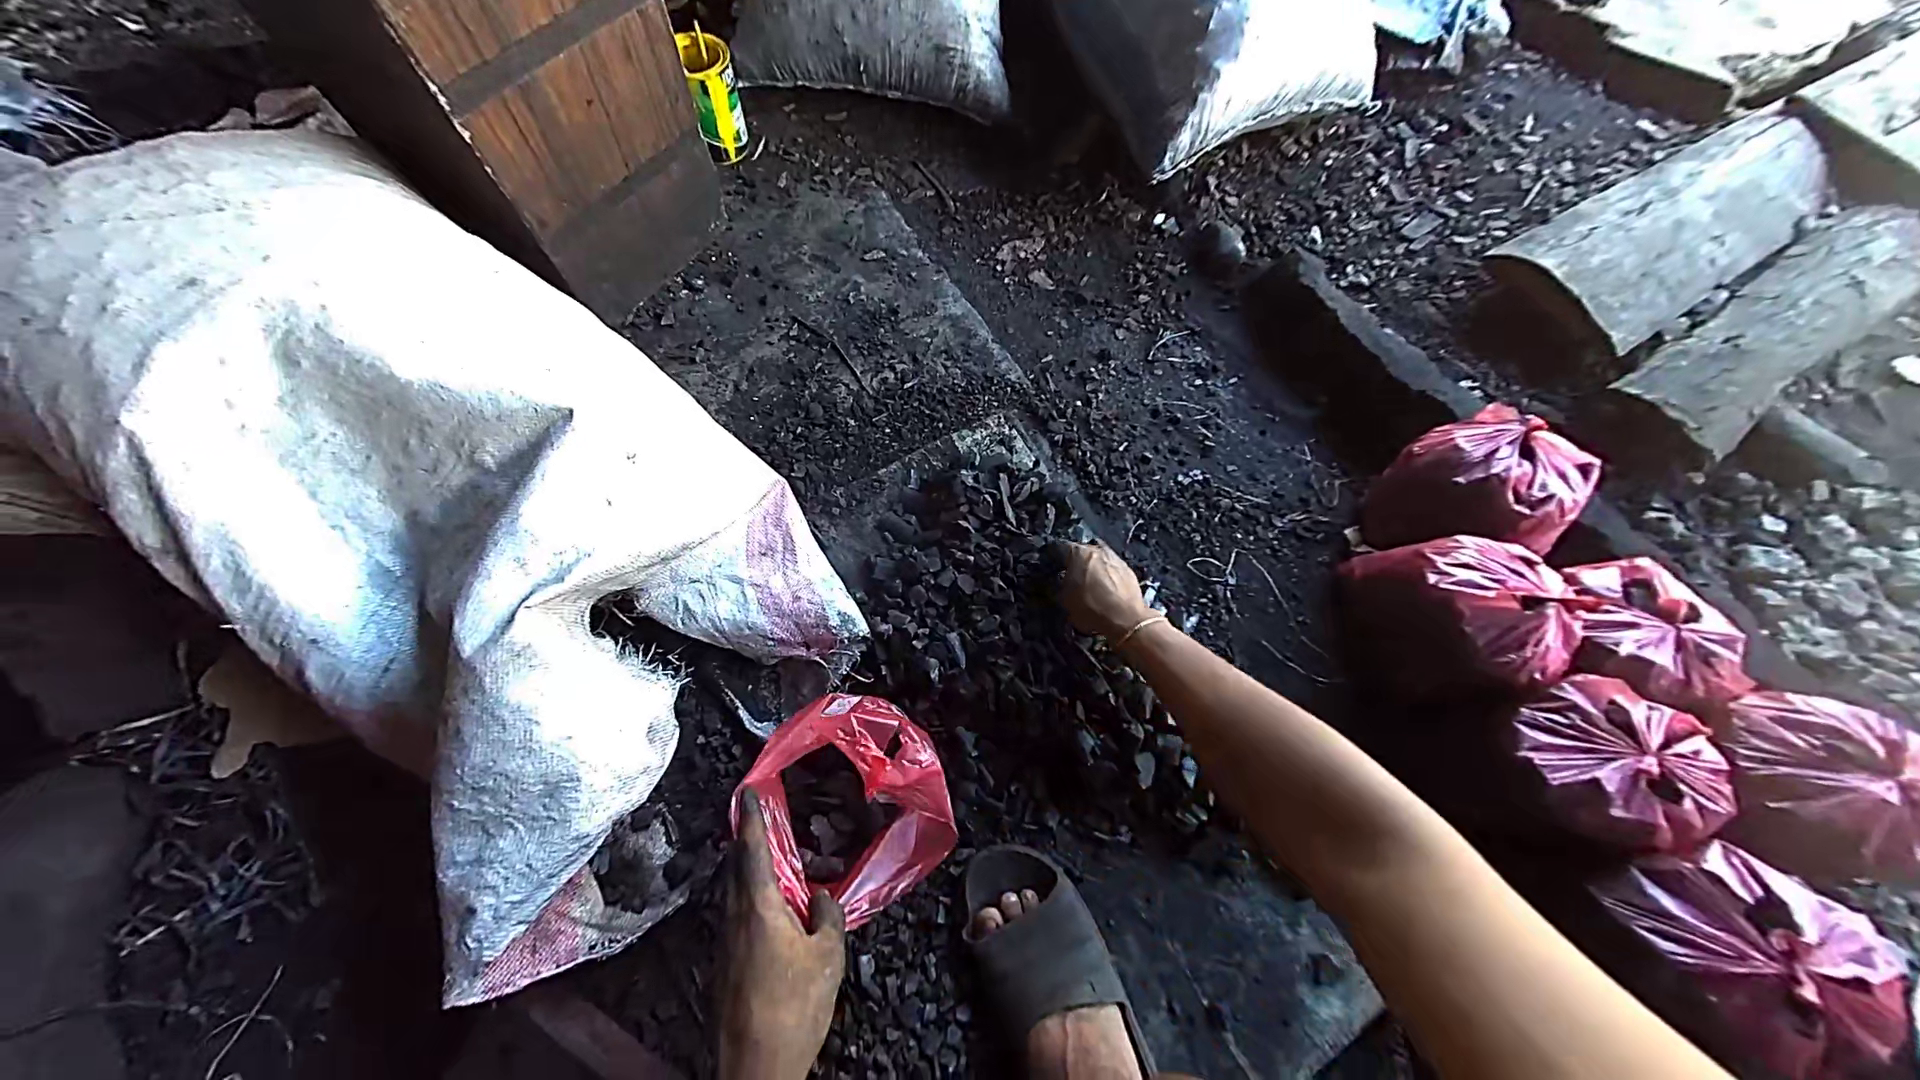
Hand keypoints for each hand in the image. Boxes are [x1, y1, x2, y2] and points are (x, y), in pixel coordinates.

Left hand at [718, 789, 845, 1079]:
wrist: (755, 1070)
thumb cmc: (794, 1009)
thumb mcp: (828, 956)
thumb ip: (827, 915)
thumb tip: (819, 896)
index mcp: (759, 908)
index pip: (753, 849)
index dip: (750, 817)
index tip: (748, 791)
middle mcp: (735, 919)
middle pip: (739, 868)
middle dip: (748, 839)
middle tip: (759, 816)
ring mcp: (726, 944)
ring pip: (737, 892)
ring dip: (751, 870)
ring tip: (772, 858)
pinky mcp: (726, 966)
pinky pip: (739, 916)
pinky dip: (753, 898)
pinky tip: (774, 910)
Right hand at [1056, 541, 1156, 640]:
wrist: (1126, 619)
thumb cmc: (1090, 608)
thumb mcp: (1064, 599)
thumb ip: (1060, 584)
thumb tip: (1061, 579)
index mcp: (1077, 552)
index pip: (1058, 548)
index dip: (1053, 559)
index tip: (1052, 567)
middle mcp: (1096, 549)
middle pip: (1081, 551)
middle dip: (1076, 562)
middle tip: (1072, 576)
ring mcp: (1115, 557)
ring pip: (1098, 559)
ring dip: (1093, 568)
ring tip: (1090, 584)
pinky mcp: (1128, 569)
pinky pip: (1112, 569)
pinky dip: (1107, 575)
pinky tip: (1106, 589)